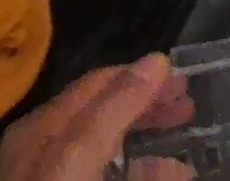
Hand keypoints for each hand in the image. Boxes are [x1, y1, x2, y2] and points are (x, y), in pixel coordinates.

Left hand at [0, 54, 196, 180]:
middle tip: (188, 110)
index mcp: (42, 129)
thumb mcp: (76, 160)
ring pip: (103, 148)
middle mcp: (41, 151)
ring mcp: (48, 177)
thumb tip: (156, 61)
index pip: (101, 83)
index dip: (145, 77)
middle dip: (148, 108)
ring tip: (178, 149)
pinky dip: (129, 169)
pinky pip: (97, 170)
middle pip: (103, 112)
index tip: (185, 84)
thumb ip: (115, 109)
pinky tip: (160, 175)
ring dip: (143, 143)